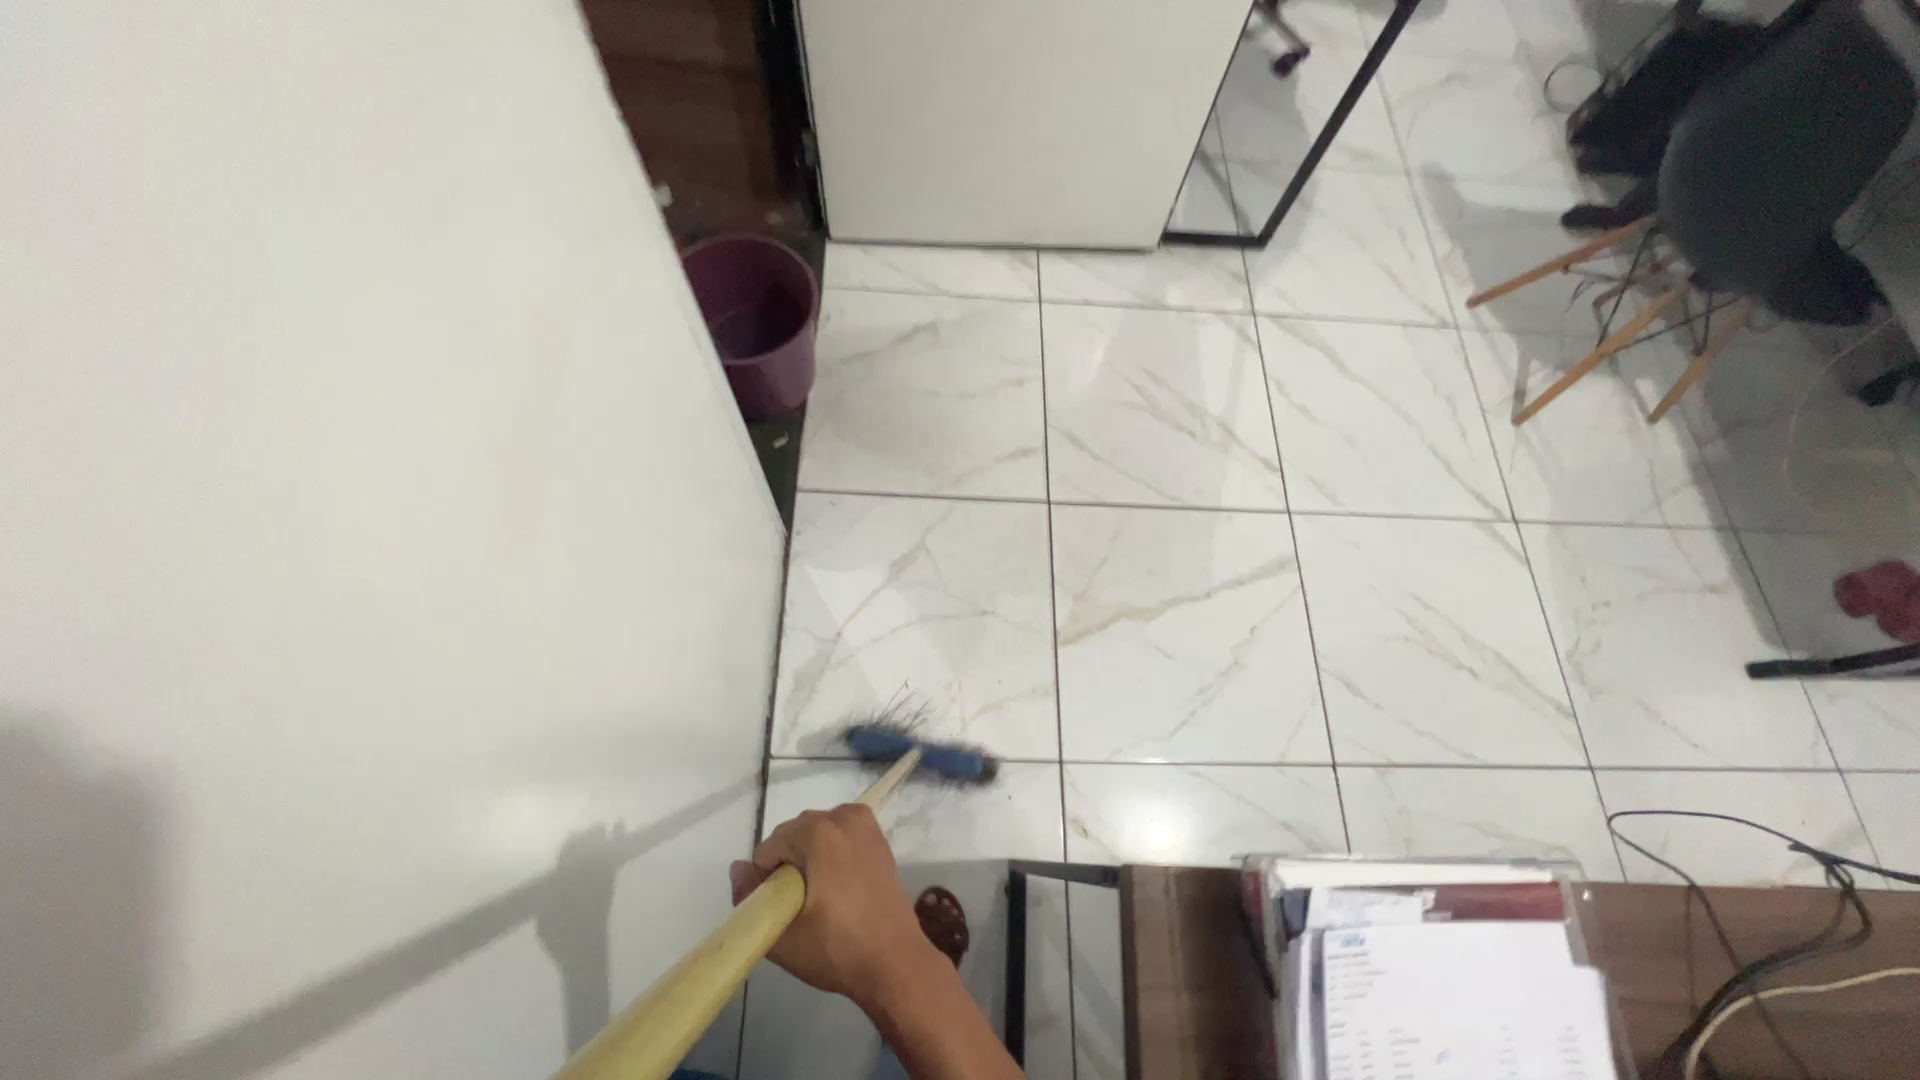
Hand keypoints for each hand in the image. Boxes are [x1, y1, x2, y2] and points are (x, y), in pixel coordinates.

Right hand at [729, 803, 939, 1010]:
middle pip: (794, 835)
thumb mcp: (780, 934)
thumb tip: (737, 867)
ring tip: (819, 898)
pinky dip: (833, 853)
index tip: (780, 908)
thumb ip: (749, 897)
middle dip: (788, 864)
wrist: (893, 961)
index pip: (769, 848)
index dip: (765, 880)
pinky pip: (841, 836)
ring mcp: (866, 825)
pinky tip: (838, 886)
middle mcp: (843, 818)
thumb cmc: (836, 948)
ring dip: (810, 858)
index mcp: (819, 832)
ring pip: (817, 833)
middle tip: (798, 905)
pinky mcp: (879, 839)